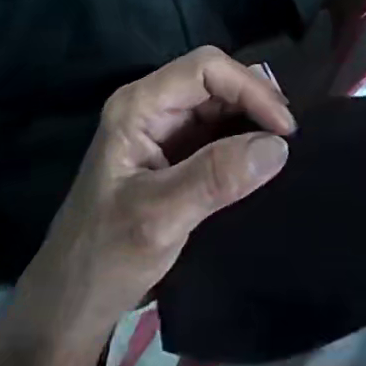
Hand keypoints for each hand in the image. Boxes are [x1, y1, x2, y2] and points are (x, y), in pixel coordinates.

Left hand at [0, 50, 293, 365]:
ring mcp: (157, 130)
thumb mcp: (161, 217)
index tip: (286, 129)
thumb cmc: (108, 253)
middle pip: (210, 79)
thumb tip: (278, 146)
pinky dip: (240, 139)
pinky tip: (261, 160)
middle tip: (291, 138)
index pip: (203, 69)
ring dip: (249, 118)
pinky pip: (211, 131)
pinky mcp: (169, 155)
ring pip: (214, 104)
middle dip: (253, 100)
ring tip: (284, 148)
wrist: (74, 296)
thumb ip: (214, 177)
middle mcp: (148, 107)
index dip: (249, 88)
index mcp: (136, 107)